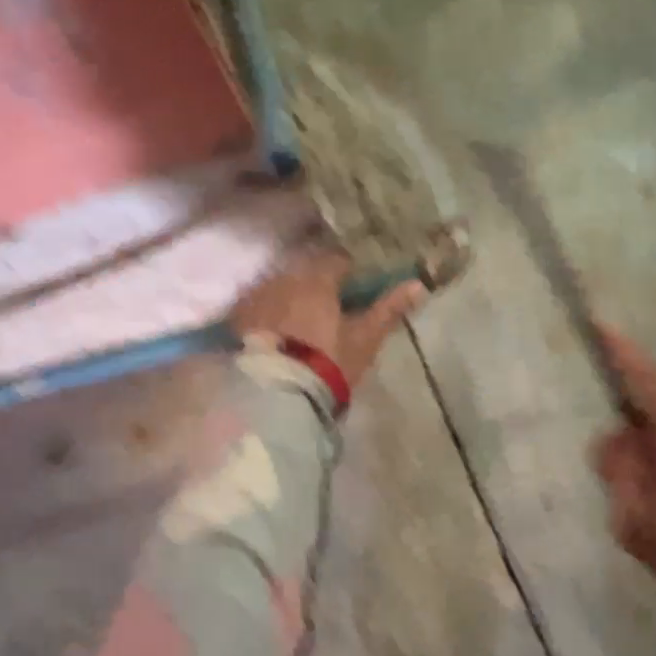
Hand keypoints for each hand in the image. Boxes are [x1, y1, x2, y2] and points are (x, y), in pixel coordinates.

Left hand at [231, 244, 426, 386]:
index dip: (346, 272)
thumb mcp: (364, 339)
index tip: (353, 286)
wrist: (276, 394)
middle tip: (325, 306)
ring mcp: (257, 297)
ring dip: (288, 297)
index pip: (336, 261)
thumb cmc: (328, 363)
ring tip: (297, 322)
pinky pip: (255, 306)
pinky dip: (266, 314)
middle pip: (303, 271)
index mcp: (318, 279)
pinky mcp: (236, 319)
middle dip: (314, 283)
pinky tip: (271, 333)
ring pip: (278, 286)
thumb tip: (419, 284)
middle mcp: (284, 278)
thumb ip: (389, 309)